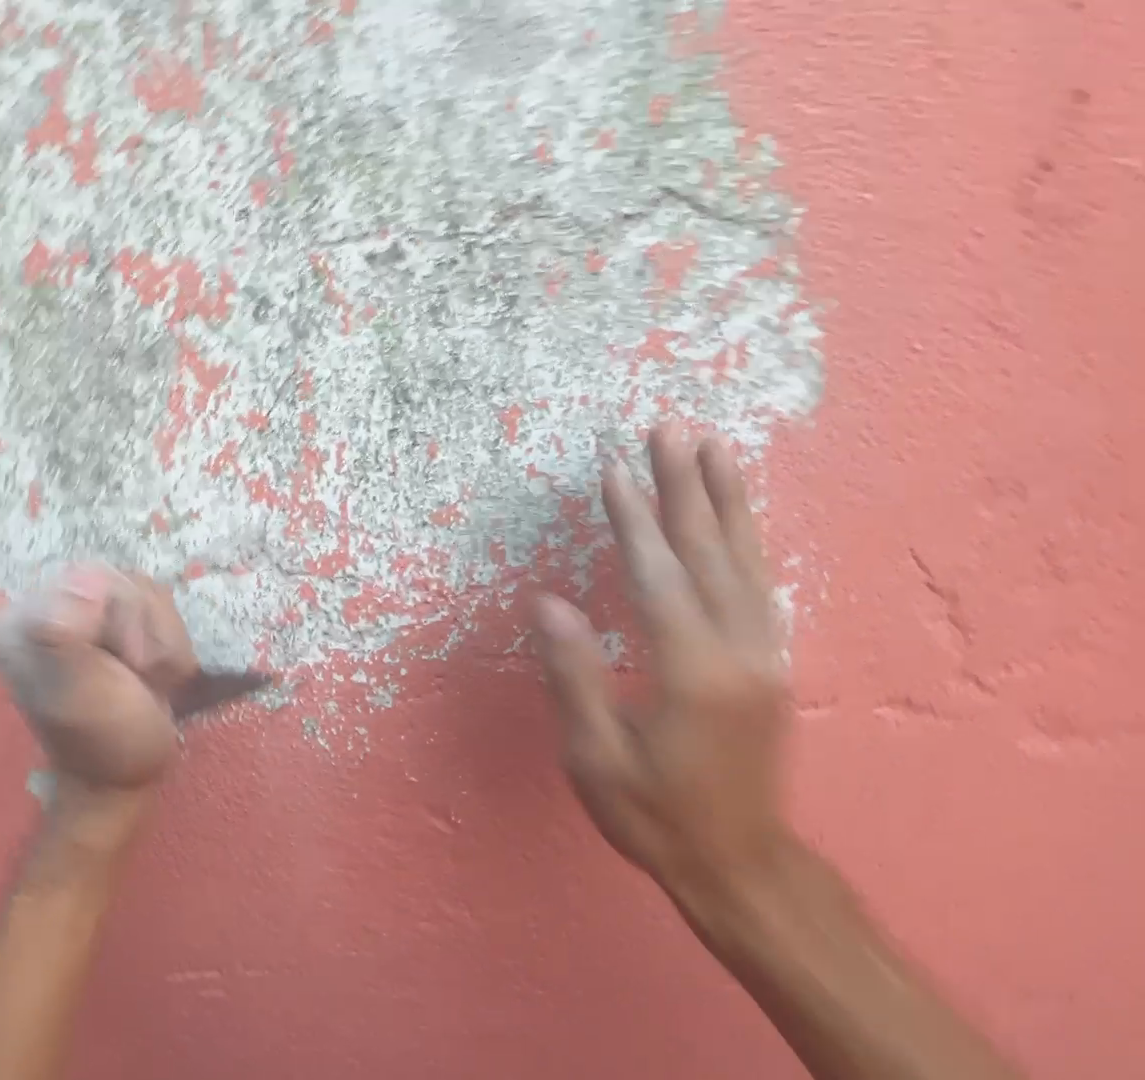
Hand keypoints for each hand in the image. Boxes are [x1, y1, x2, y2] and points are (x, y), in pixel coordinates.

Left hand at [0, 563, 197, 799]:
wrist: (129, 773)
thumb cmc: (104, 741)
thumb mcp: (80, 693)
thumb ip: (66, 634)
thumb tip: (84, 576)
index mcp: (15, 620)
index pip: (88, 580)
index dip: (119, 622)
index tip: (118, 669)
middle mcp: (39, 604)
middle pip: (119, 580)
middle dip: (143, 633)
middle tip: (135, 678)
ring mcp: (78, 607)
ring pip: (143, 589)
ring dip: (160, 640)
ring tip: (146, 679)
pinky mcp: (110, 614)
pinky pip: (157, 600)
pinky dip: (167, 640)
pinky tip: (153, 672)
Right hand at [533, 425, 792, 902]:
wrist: (739, 864)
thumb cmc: (653, 815)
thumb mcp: (594, 756)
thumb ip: (575, 674)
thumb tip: (548, 602)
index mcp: (692, 673)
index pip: (657, 577)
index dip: (632, 519)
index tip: (614, 466)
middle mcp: (738, 653)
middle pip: (710, 554)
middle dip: (685, 487)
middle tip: (670, 429)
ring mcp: (763, 657)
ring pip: (745, 562)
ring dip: (725, 502)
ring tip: (712, 449)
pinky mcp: (769, 665)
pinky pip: (758, 587)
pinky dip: (745, 541)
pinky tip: (735, 518)